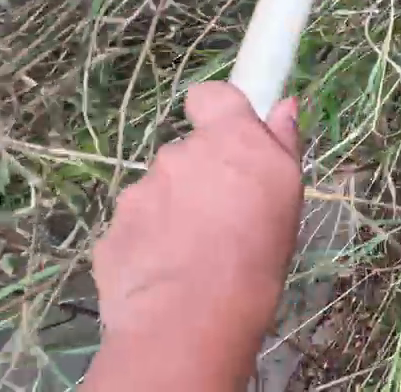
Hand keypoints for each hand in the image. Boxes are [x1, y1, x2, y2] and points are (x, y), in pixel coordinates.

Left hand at [84, 82, 301, 391]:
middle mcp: (177, 156)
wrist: (195, 306)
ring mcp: (137, 195)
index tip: (232, 129)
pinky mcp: (111, 233)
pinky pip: (139, 223)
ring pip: (162, 188)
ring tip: (200, 240)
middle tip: (228, 202)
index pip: (209, 94)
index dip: (219, 106)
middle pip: (189, 150)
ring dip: (178, 203)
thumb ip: (282, 140)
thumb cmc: (260, 236)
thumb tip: (284, 105)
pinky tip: (174, 261)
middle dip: (203, 169)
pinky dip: (155, 235)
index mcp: (226, 137)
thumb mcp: (290, 184)